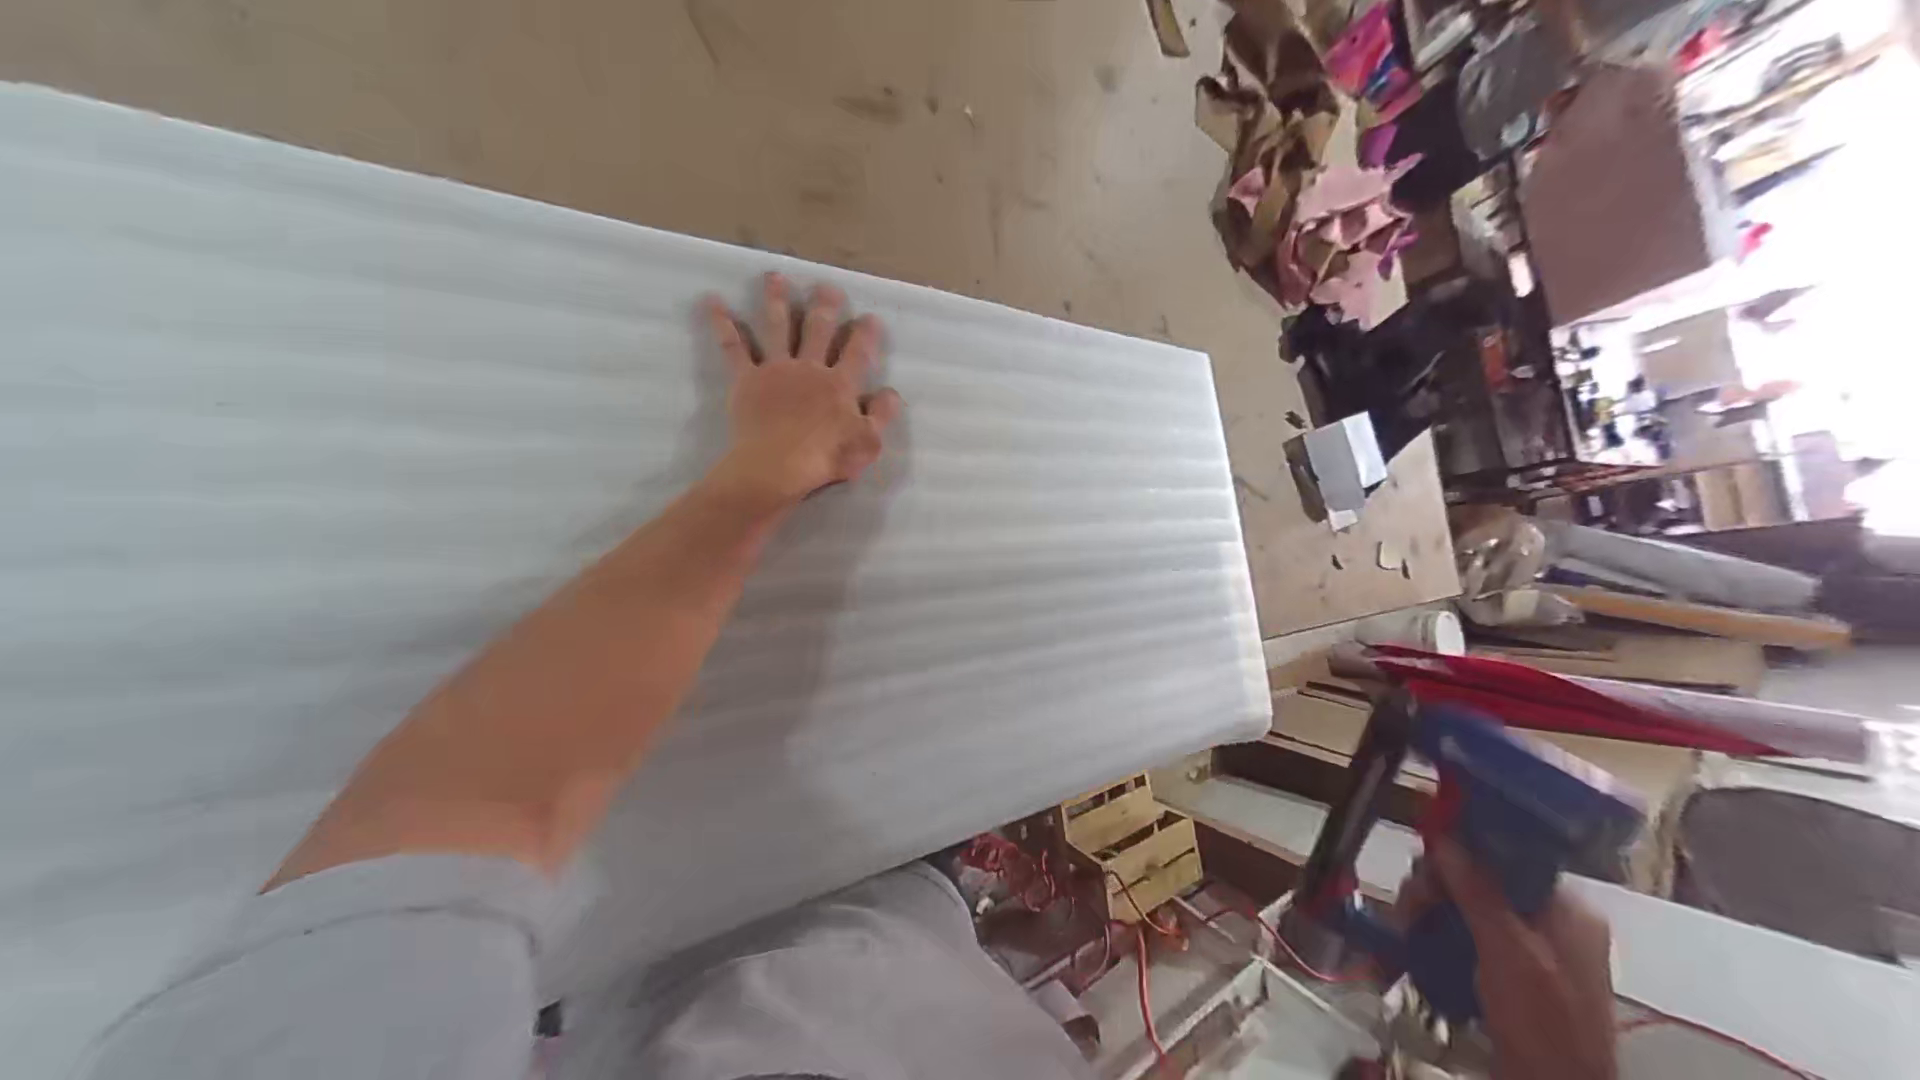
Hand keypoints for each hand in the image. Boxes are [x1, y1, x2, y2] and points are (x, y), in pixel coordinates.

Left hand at [702, 272, 902, 509]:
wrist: (778, 467)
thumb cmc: (826, 458)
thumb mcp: (868, 443)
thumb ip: (881, 415)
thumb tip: (891, 392)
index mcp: (840, 384)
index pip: (857, 352)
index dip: (866, 334)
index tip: (870, 318)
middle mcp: (810, 368)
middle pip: (819, 330)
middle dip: (825, 306)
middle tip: (827, 287)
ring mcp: (777, 369)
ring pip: (778, 327)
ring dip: (777, 300)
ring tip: (775, 278)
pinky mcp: (747, 379)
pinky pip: (733, 347)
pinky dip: (722, 324)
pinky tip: (713, 302)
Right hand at [1428, 841, 1616, 1079]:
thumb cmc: (1541, 1022)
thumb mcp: (1508, 953)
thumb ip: (1477, 892)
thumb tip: (1443, 836)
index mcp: (1567, 907)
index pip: (1509, 853)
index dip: (1464, 847)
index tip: (1425, 854)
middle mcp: (1550, 916)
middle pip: (1479, 874)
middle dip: (1437, 883)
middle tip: (1412, 903)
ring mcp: (1529, 941)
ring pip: (1464, 898)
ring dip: (1430, 905)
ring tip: (1407, 924)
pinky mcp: (1506, 962)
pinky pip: (1464, 925)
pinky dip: (1437, 925)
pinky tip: (1416, 935)